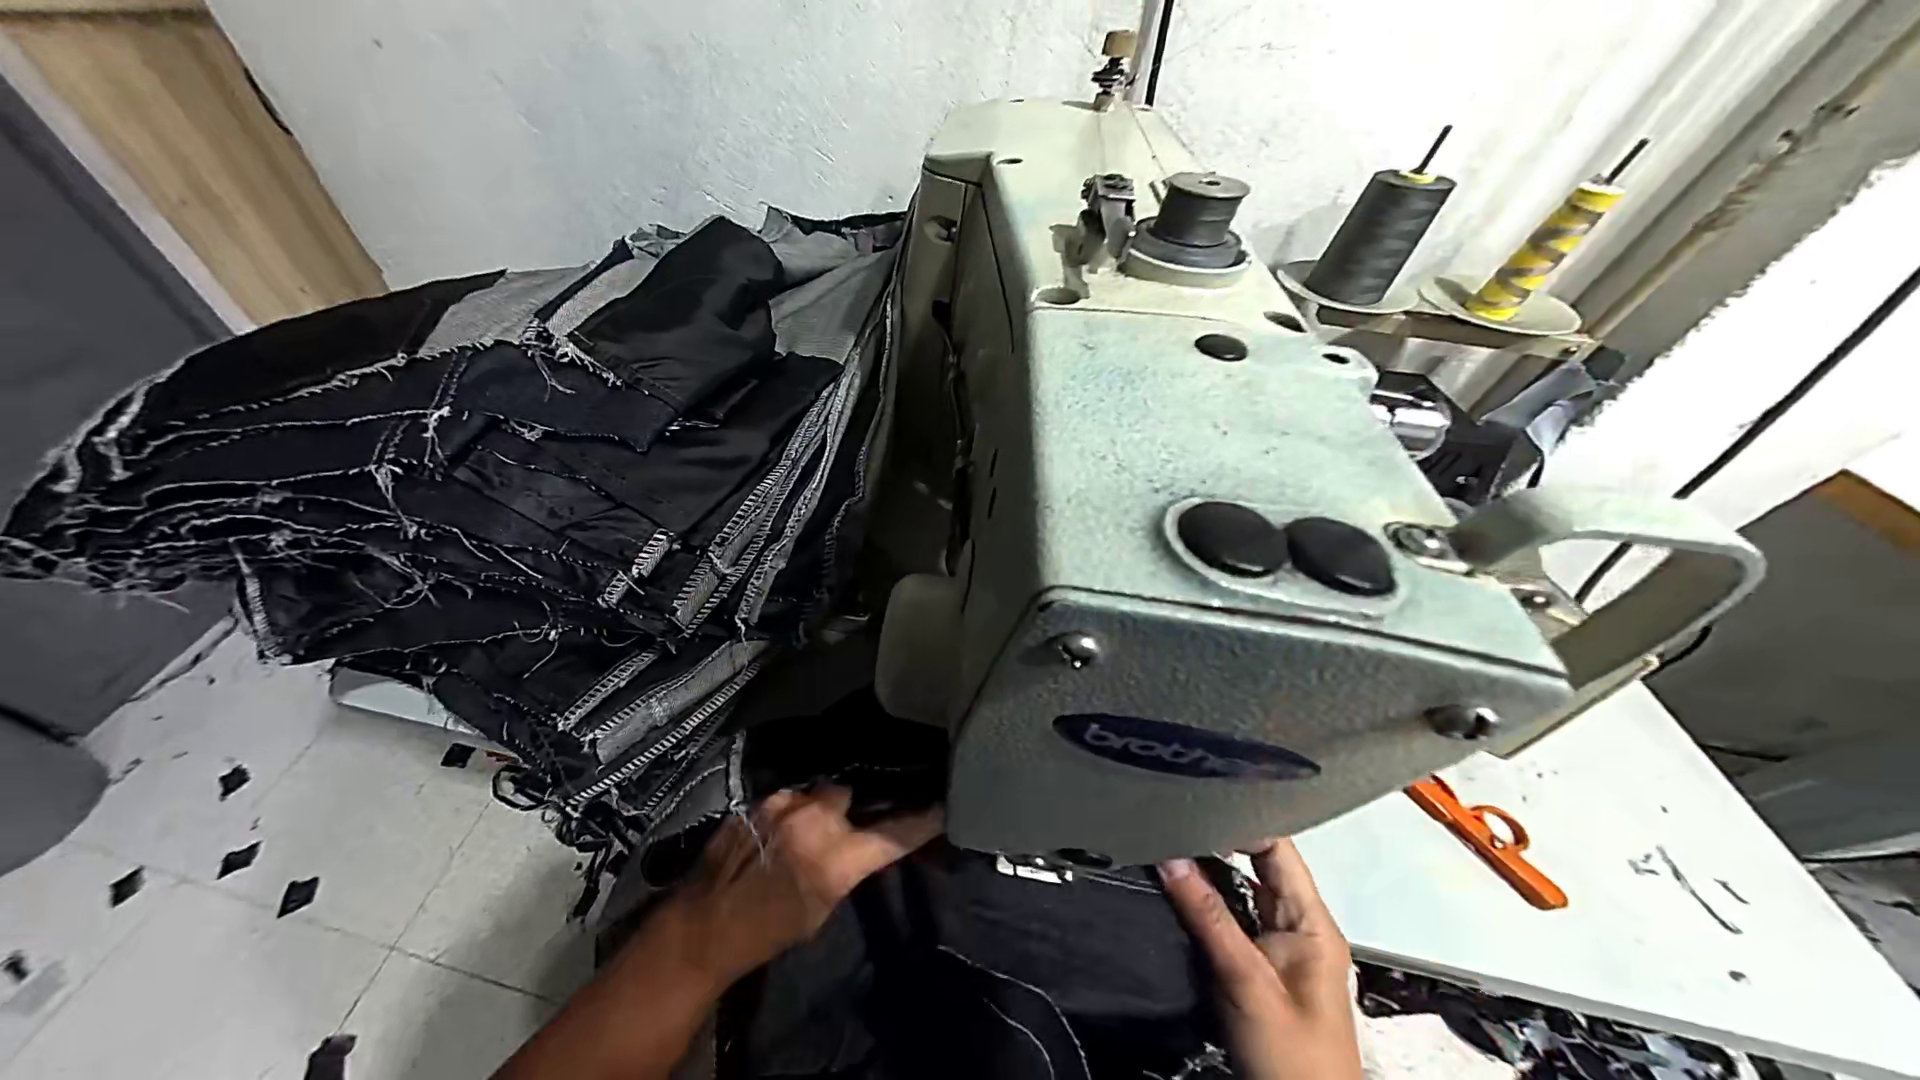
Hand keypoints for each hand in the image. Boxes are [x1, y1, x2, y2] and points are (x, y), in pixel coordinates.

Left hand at [663, 786, 943, 981]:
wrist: (705, 924)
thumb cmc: (770, 929)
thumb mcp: (824, 906)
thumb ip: (848, 865)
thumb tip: (863, 841)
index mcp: (836, 859)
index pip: (893, 833)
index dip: (923, 820)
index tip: (943, 806)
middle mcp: (814, 820)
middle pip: (849, 794)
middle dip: (849, 808)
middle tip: (840, 827)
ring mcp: (783, 804)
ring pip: (819, 791)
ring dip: (818, 807)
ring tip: (805, 828)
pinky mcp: (759, 800)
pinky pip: (790, 796)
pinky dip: (792, 809)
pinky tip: (779, 829)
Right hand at [1159, 840, 1361, 1079]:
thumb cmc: (1290, 1057)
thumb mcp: (1243, 979)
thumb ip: (1207, 915)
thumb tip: (1170, 857)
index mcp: (1311, 920)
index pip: (1278, 847)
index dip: (1241, 821)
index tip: (1196, 807)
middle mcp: (1300, 923)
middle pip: (1259, 863)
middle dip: (1218, 841)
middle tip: (1173, 822)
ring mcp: (1282, 942)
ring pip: (1243, 888)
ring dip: (1209, 871)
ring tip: (1169, 845)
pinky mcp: (1263, 962)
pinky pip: (1235, 914)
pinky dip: (1208, 900)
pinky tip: (1181, 888)